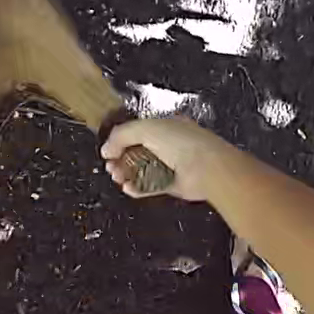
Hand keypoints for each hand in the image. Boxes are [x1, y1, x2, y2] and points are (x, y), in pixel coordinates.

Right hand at [101, 116, 236, 202]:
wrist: (207, 168)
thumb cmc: (182, 142)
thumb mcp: (146, 129)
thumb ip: (121, 135)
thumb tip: (106, 149)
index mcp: (166, 125)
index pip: (137, 131)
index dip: (121, 141)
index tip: (108, 151)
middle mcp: (169, 144)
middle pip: (137, 152)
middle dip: (121, 159)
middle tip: (111, 167)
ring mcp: (171, 165)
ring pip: (142, 170)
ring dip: (127, 174)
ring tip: (118, 178)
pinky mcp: (172, 184)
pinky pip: (151, 187)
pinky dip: (138, 188)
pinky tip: (129, 189)